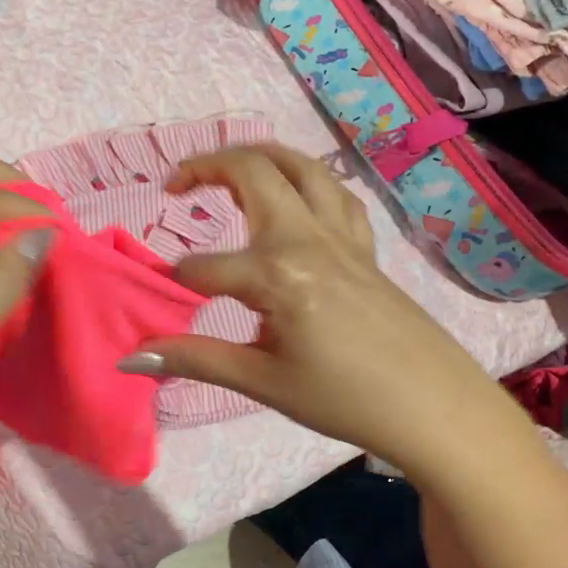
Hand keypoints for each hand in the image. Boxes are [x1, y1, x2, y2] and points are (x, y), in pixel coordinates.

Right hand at [118, 143, 529, 471]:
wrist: (438, 411)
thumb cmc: (345, 399)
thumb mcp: (262, 381)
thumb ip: (193, 359)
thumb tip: (129, 356)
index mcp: (277, 273)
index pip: (202, 268)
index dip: (173, 284)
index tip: (158, 305)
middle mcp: (307, 238)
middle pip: (253, 172)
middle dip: (205, 168)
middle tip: (173, 184)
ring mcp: (341, 237)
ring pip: (300, 167)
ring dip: (258, 156)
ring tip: (226, 167)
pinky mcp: (364, 247)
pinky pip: (334, 194)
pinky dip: (306, 180)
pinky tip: (294, 195)